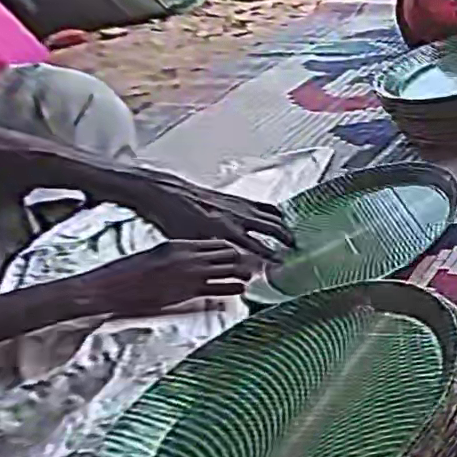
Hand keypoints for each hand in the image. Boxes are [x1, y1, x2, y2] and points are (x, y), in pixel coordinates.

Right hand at [70, 240, 253, 317]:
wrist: (98, 290)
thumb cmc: (121, 274)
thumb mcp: (155, 255)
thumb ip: (180, 255)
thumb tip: (199, 258)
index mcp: (179, 245)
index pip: (221, 243)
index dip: (232, 251)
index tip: (237, 257)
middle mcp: (190, 257)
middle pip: (234, 254)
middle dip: (244, 261)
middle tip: (247, 268)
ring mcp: (193, 274)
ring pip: (236, 270)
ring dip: (244, 275)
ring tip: (245, 279)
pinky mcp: (191, 291)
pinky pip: (227, 288)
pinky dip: (237, 288)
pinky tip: (236, 290)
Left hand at [113, 172, 293, 260]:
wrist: (162, 193)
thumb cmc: (169, 218)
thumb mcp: (187, 240)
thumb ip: (213, 250)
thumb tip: (228, 261)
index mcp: (225, 230)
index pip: (257, 246)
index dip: (271, 256)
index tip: (281, 263)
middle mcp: (239, 218)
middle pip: (274, 229)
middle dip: (286, 240)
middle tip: (294, 248)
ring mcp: (242, 207)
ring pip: (274, 218)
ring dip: (285, 228)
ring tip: (290, 236)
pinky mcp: (240, 199)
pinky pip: (267, 207)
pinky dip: (277, 214)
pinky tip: (278, 219)